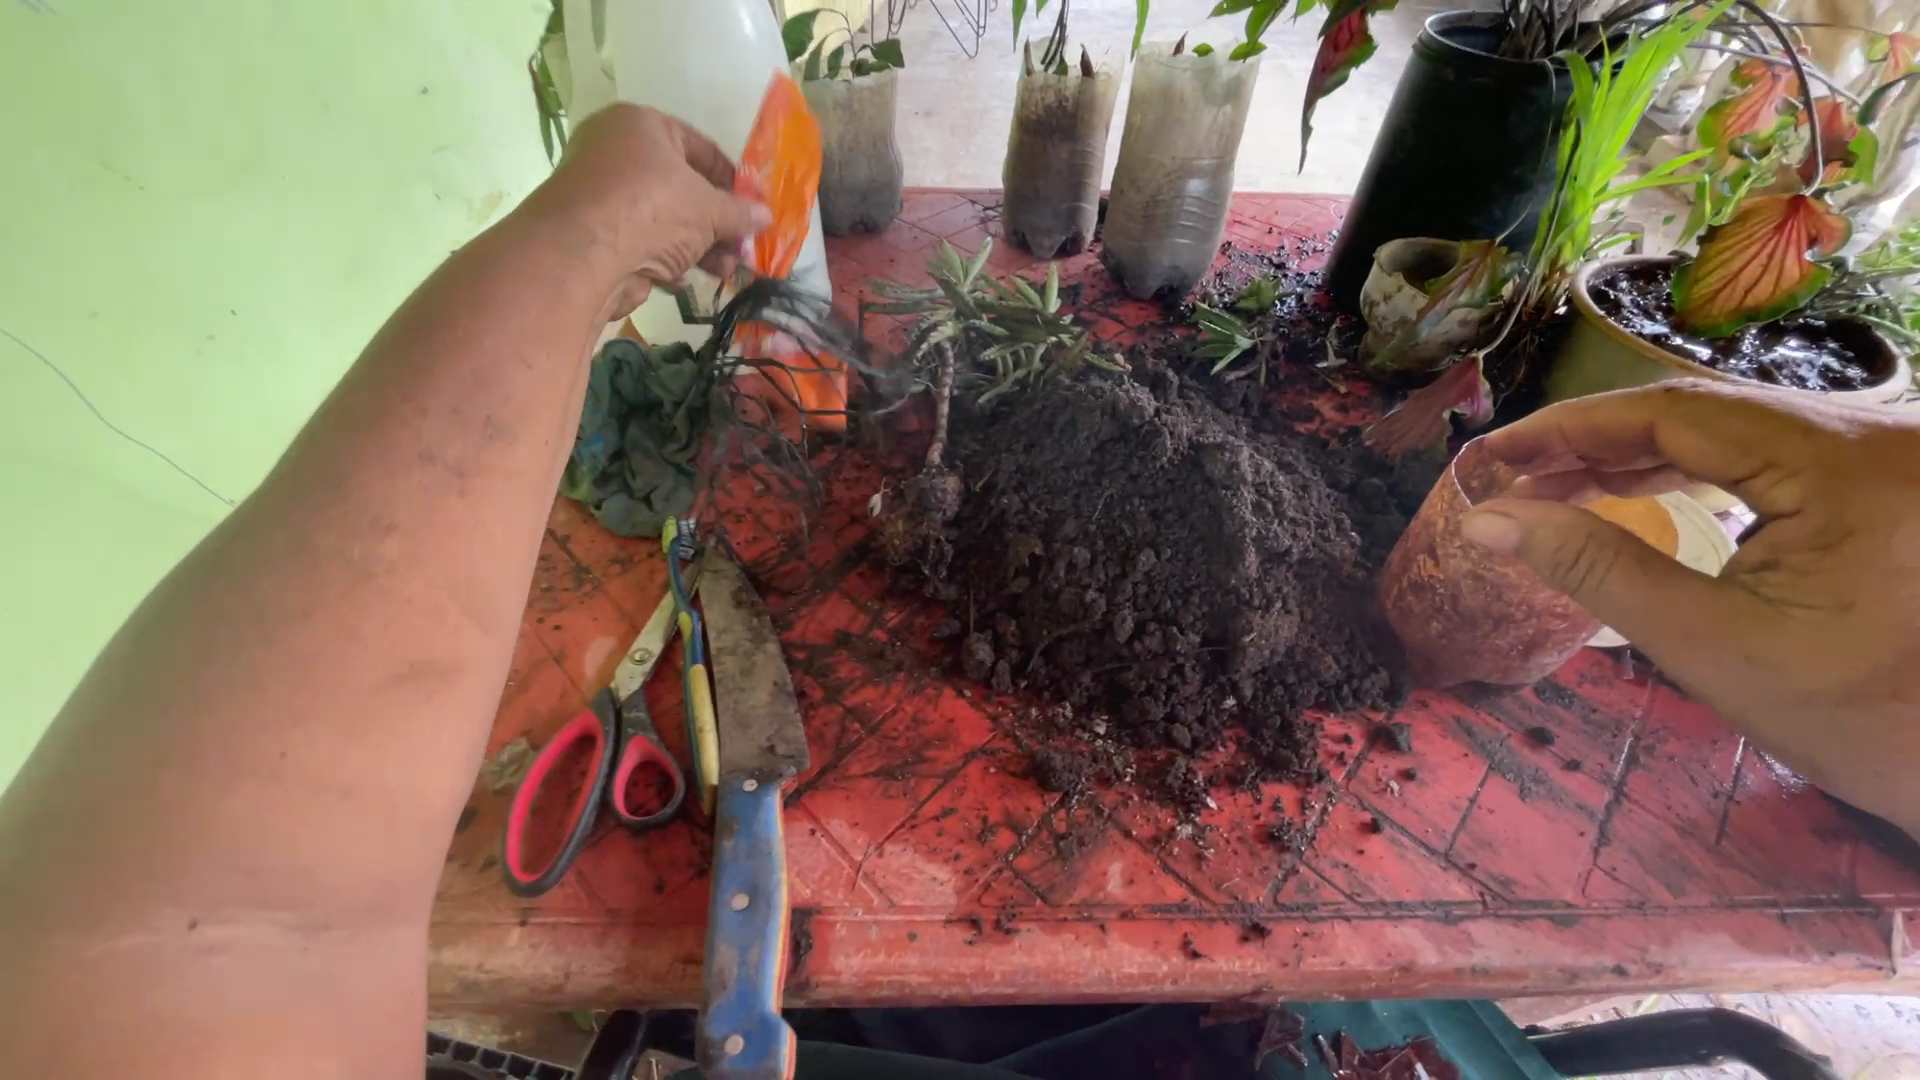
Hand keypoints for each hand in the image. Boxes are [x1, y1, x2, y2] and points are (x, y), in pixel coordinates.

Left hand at [530, 104, 770, 320]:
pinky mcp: (599, 233)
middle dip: (718, 223)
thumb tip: (766, 216)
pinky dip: (669, 259)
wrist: (585, 254)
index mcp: (642, 125)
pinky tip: (684, 278)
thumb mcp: (709, 208)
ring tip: (725, 271)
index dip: (733, 180)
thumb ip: (740, 213)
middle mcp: (618, 152)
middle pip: (684, 188)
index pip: (700, 147)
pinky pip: (645, 241)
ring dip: (701, 247)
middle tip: (742, 249)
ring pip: (667, 220)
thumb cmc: (652, 209)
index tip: (756, 209)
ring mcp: (606, 194)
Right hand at [1459, 379, 1919, 837]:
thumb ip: (1590, 568)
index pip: (1676, 413)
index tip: (1493, 452)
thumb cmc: (1860, 717)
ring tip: (1552, 485)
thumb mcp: (1706, 643)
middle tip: (1510, 474)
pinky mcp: (1887, 481)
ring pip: (1729, 427)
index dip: (1569, 426)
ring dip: (1629, 453)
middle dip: (1590, 440)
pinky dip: (1682, 467)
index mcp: (1851, 469)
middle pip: (1702, 411)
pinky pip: (1764, 451)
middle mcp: (1884, 438)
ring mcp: (1891, 457)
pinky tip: (1630, 488)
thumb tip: (1485, 519)